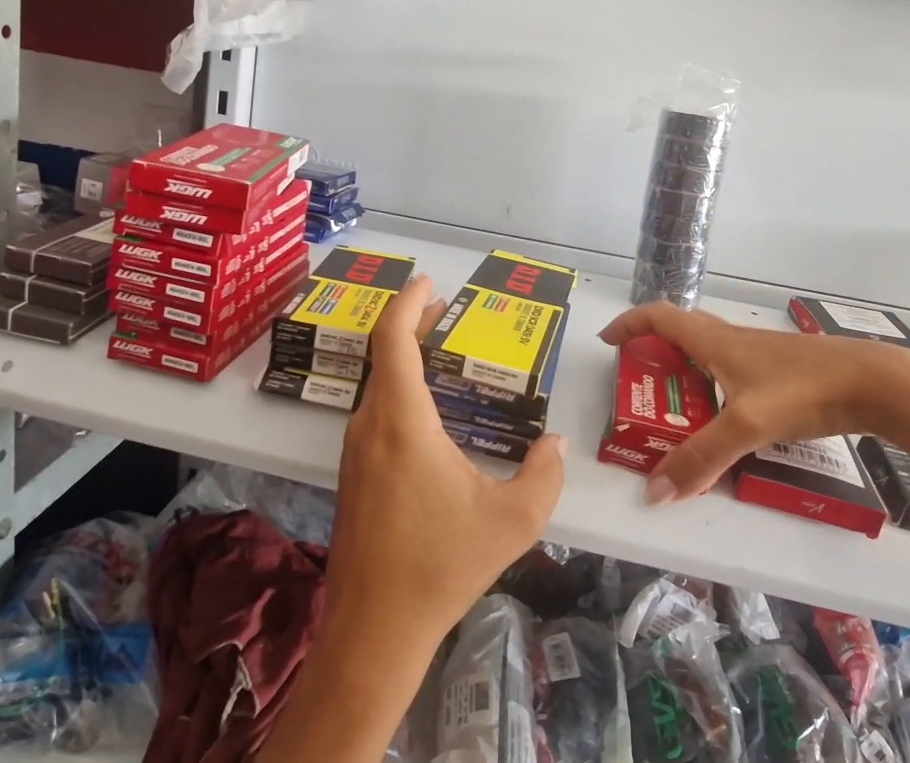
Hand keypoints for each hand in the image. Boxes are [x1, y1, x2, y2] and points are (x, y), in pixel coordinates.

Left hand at [327, 275, 567, 651]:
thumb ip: (545, 473)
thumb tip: (557, 442)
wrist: (375, 628)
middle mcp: (369, 426)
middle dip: (415, 328)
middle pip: (385, 358)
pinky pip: (376, 416)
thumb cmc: (442, 566)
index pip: (393, 340)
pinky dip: (401, 395)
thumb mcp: (514, 520)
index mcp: (402, 422)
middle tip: (451, 314)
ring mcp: (354, 453)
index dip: (409, 302)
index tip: (430, 282)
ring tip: (448, 359)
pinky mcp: (353, 477)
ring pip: (378, 388)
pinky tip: (433, 417)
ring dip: (407, 364)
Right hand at [599, 302, 909, 505]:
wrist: (878, 384)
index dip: (629, 324)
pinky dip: (716, 381)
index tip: (607, 341)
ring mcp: (763, 353)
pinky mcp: (786, 369)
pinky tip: (730, 413)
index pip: (659, 318)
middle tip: (640, 376)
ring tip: (678, 402)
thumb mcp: (746, 426)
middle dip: (654, 346)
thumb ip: (701, 460)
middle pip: (683, 329)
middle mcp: (734, 339)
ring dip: (686, 364)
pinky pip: (735, 366)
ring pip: (711, 349)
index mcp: (716, 341)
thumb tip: (654, 492)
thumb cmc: (805, 391)